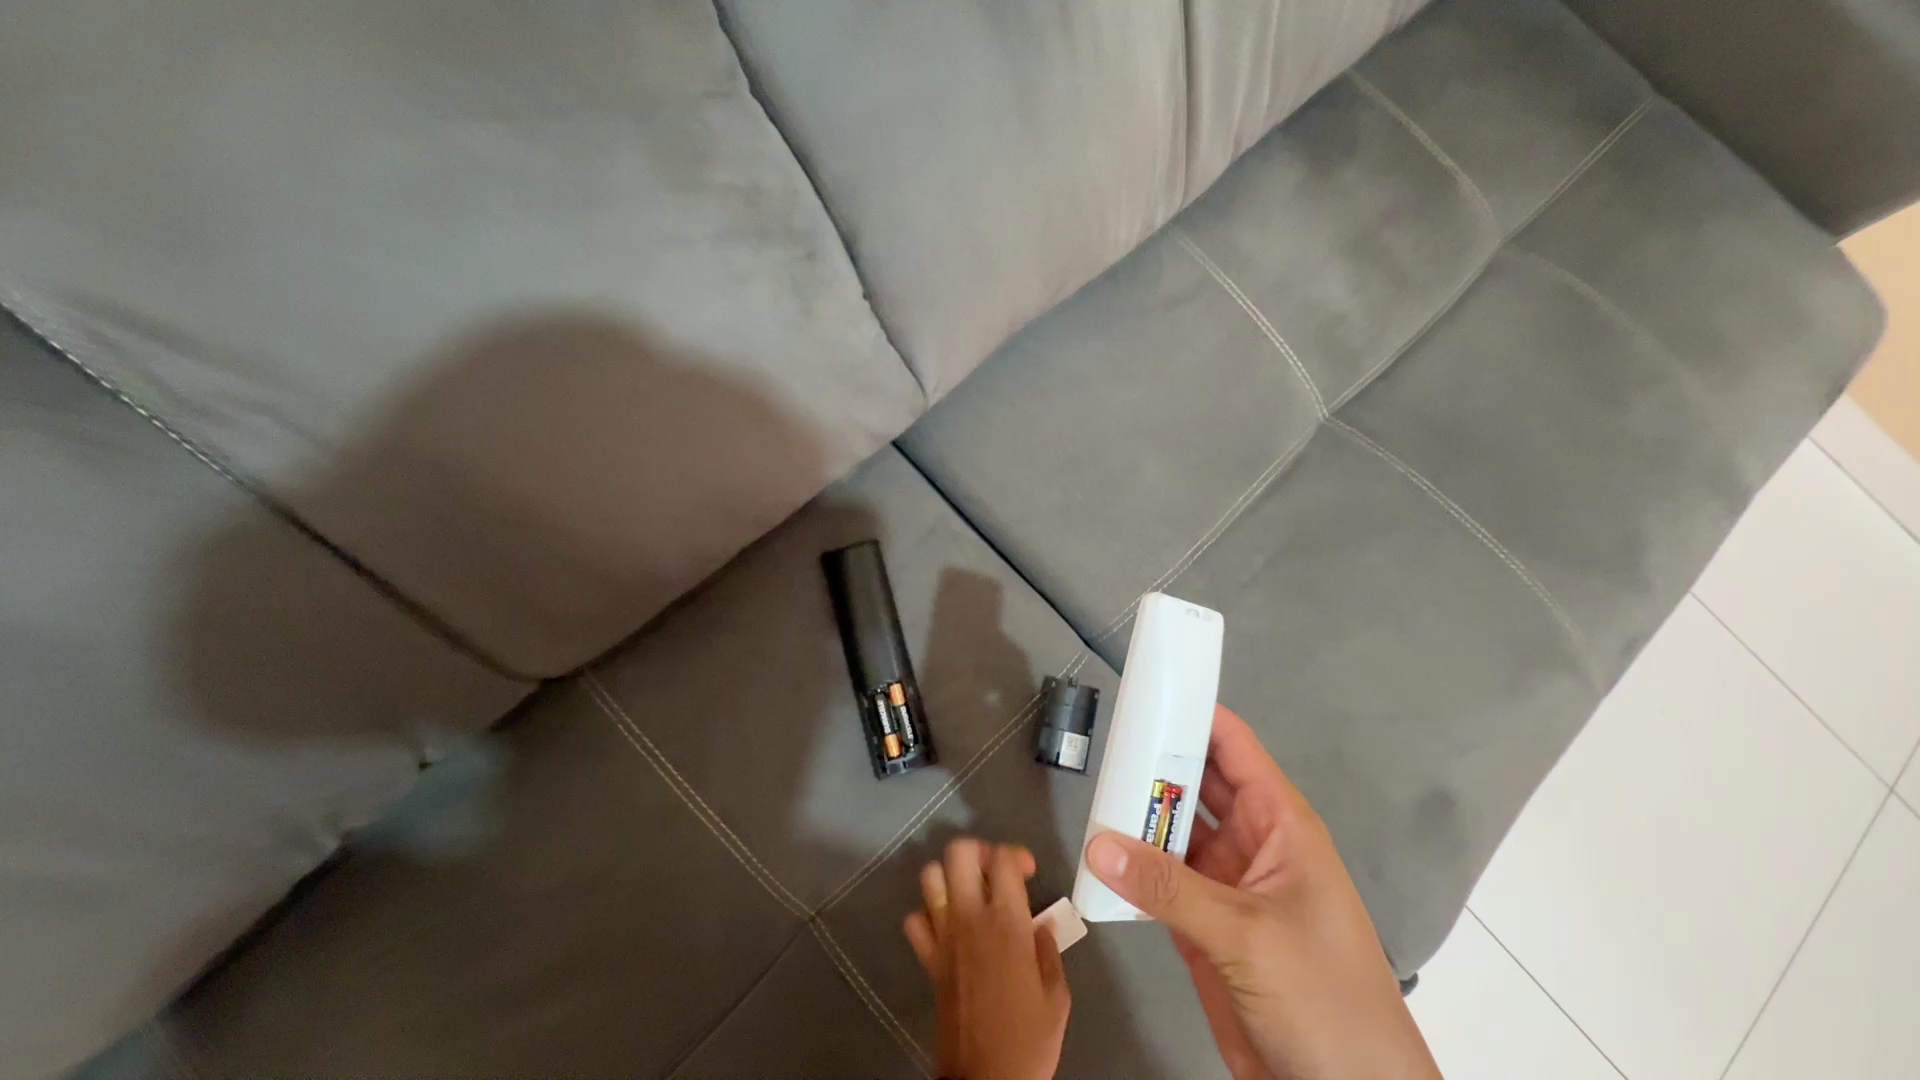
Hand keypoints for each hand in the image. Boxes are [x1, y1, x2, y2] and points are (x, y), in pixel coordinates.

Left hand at [903, 838, 1069, 1079]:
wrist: (986, 1079)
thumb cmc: (1029, 1040)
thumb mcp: (1056, 996)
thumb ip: (1048, 951)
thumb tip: (1042, 925)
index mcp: (1008, 924)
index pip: (1003, 860)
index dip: (1016, 854)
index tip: (1028, 871)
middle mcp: (970, 919)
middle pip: (959, 854)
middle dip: (979, 850)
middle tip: (996, 870)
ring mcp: (943, 937)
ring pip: (930, 877)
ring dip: (950, 875)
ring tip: (972, 891)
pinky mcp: (928, 959)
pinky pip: (915, 919)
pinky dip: (928, 914)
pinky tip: (949, 925)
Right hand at [1085, 705, 1440, 1079]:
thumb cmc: (1322, 995)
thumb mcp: (1247, 934)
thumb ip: (1169, 887)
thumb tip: (1097, 844)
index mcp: (1279, 823)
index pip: (1233, 747)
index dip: (1193, 714)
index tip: (1143, 693)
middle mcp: (1250, 842)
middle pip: (1196, 784)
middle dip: (1154, 763)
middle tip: (1101, 747)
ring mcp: (1226, 884)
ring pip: (1173, 831)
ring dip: (1138, 818)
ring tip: (1091, 799)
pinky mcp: (1204, 924)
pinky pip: (1161, 880)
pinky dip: (1132, 870)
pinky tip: (1100, 860)